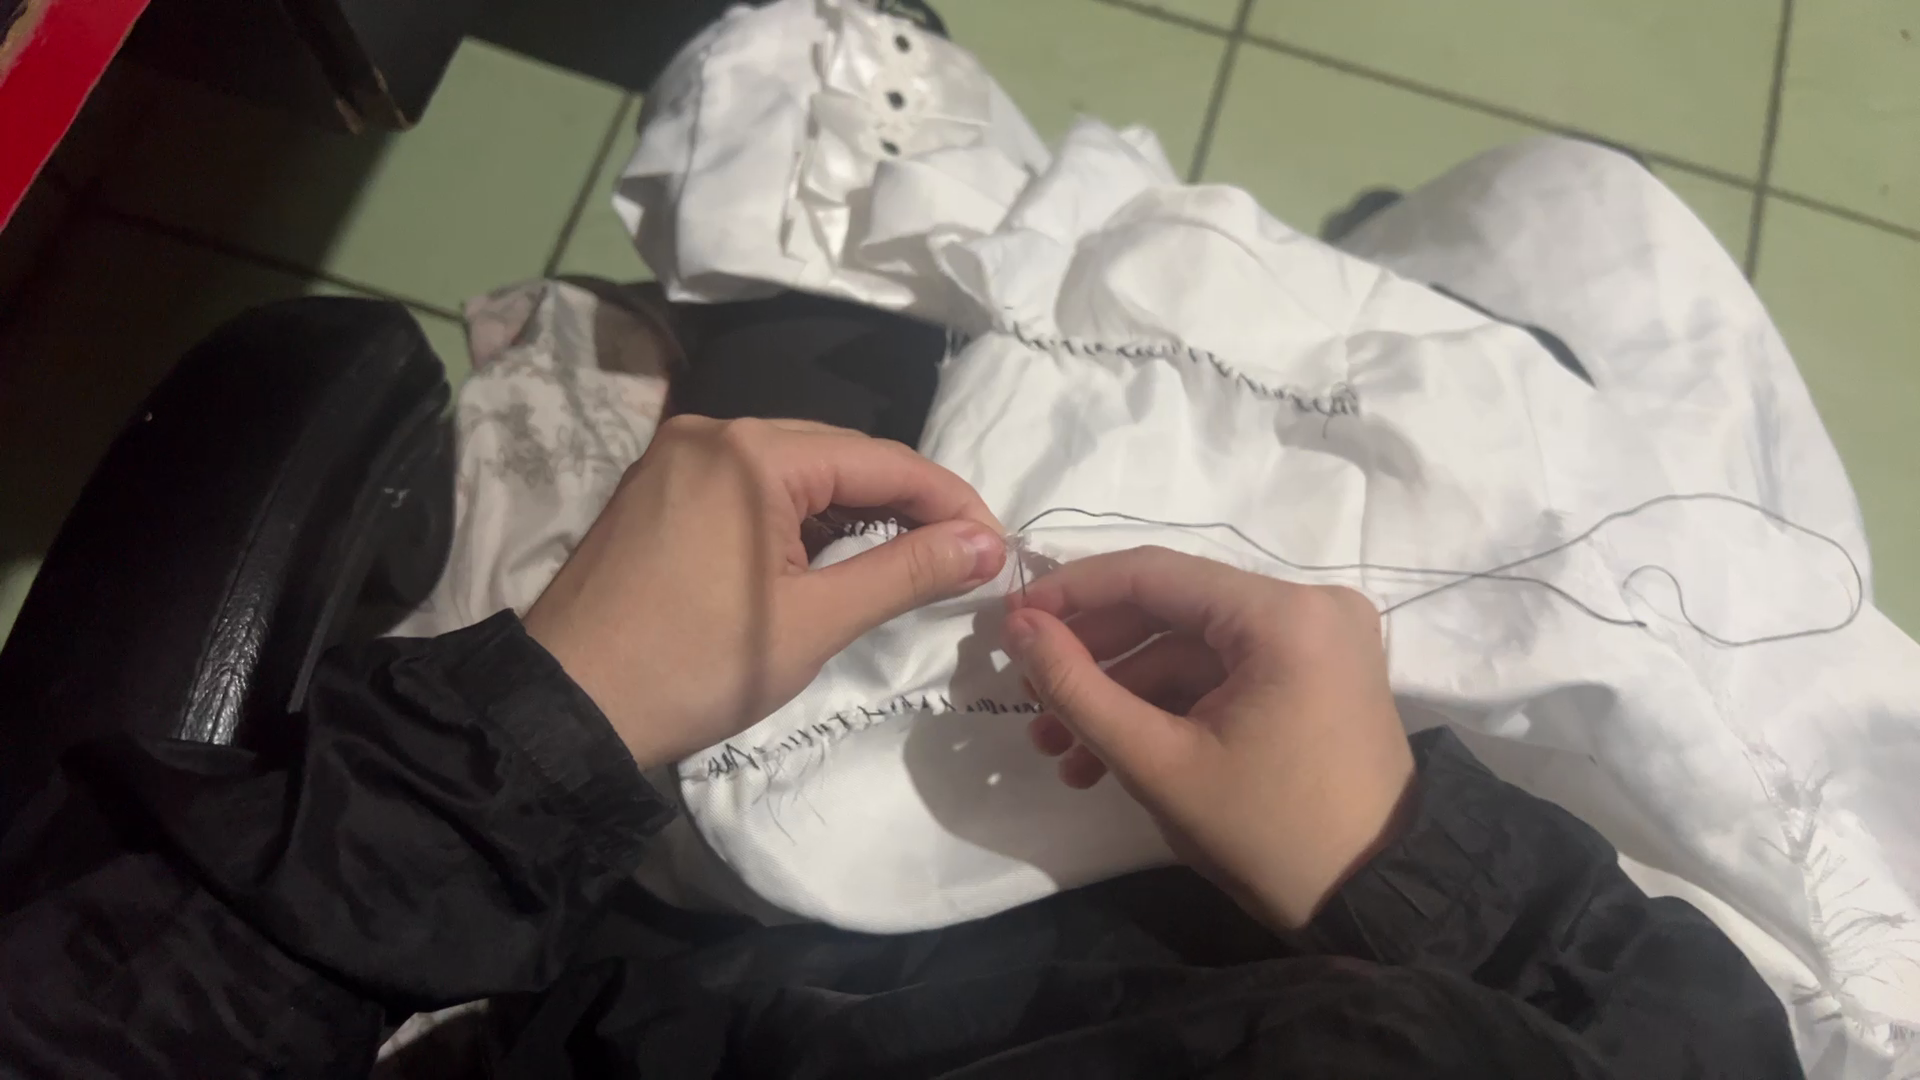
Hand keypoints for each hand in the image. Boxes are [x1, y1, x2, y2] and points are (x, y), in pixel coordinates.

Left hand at [524, 417, 1005, 768]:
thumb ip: (909, 570)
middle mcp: (716, 433)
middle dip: (907, 504)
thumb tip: (989, 543)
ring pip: (800, 472)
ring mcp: (682, 457)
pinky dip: (805, 518)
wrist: (564, 712)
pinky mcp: (664, 487)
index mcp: (753, 452)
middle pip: (841, 458)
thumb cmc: (697, 667)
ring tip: (906, 556)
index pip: (882, 461)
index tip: (996, 542)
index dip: (950, 500)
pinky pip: (757, 488)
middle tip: (959, 554)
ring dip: (857, 511)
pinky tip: (831, 551)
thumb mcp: (816, 621)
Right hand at [1004, 547, 1413, 929]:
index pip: (1153, 573)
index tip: (1011, 619)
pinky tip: (1104, 758)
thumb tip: (1018, 626)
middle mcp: (1304, 607)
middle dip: (1090, 655)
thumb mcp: (1157, 763)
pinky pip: (1213, 673)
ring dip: (1117, 693)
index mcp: (1282, 615)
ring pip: (1183, 646)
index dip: (1071, 591)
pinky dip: (1159, 707)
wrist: (1381, 911)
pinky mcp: (1304, 672)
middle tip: (1027, 692)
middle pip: (1166, 608)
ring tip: (1055, 745)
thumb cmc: (1271, 837)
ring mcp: (1309, 639)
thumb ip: (1076, 687)